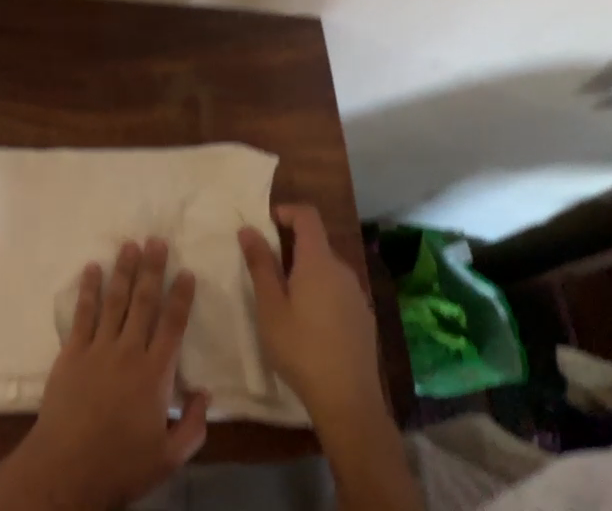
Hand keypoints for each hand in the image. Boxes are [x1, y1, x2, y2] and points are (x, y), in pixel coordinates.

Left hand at [16, 238, 208, 509]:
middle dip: (152, 270)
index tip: (187, 273)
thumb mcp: (171, 456)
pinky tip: (91, 269)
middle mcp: (128, 352)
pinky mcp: (71, 352)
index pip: (173, 326)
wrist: (69, 466)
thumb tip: (204, 394)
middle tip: (156, 241)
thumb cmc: (123, 464)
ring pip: (114, 301)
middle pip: (143, 303)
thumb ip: (193, 425)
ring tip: (129, 245)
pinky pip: (82, 314)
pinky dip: (88, 290)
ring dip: (122, 271)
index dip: (181, 297)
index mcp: (155, 374)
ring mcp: (97, 349)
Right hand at [238, 205, 384, 421]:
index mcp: (318, 262)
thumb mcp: (269, 306)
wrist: (347, 399)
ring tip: (280, 297)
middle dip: (290, 245)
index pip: (308, 217)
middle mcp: (343, 271)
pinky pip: (337, 290)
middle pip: (317, 243)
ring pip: (327, 268)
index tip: (264, 223)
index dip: (286, 211)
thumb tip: (249, 229)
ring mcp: (356, 296)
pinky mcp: (362, 318)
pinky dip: (318, 291)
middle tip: (262, 266)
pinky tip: (305, 321)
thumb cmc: (299, 347)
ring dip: (303, 270)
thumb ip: (260, 264)